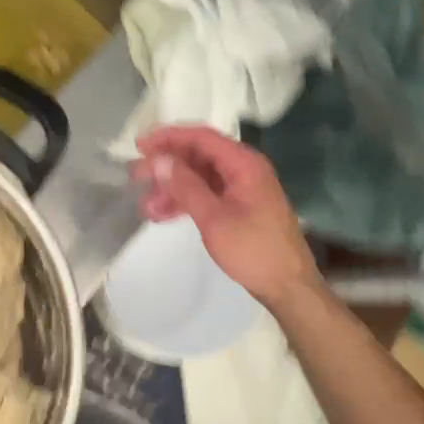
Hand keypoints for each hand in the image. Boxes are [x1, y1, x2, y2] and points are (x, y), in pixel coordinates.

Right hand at [132, 126, 320, 306]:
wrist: (288, 285)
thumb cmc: (253, 250)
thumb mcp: (214, 218)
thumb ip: (185, 186)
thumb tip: (159, 160)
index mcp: (243, 163)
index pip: (201, 137)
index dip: (168, 138)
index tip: (139, 146)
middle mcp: (244, 169)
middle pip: (199, 156)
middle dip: (166, 166)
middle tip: (135, 176)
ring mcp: (243, 188)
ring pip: (200, 178)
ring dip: (173, 188)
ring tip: (145, 205)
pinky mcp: (241, 207)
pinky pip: (208, 194)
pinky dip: (186, 201)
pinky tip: (163, 215)